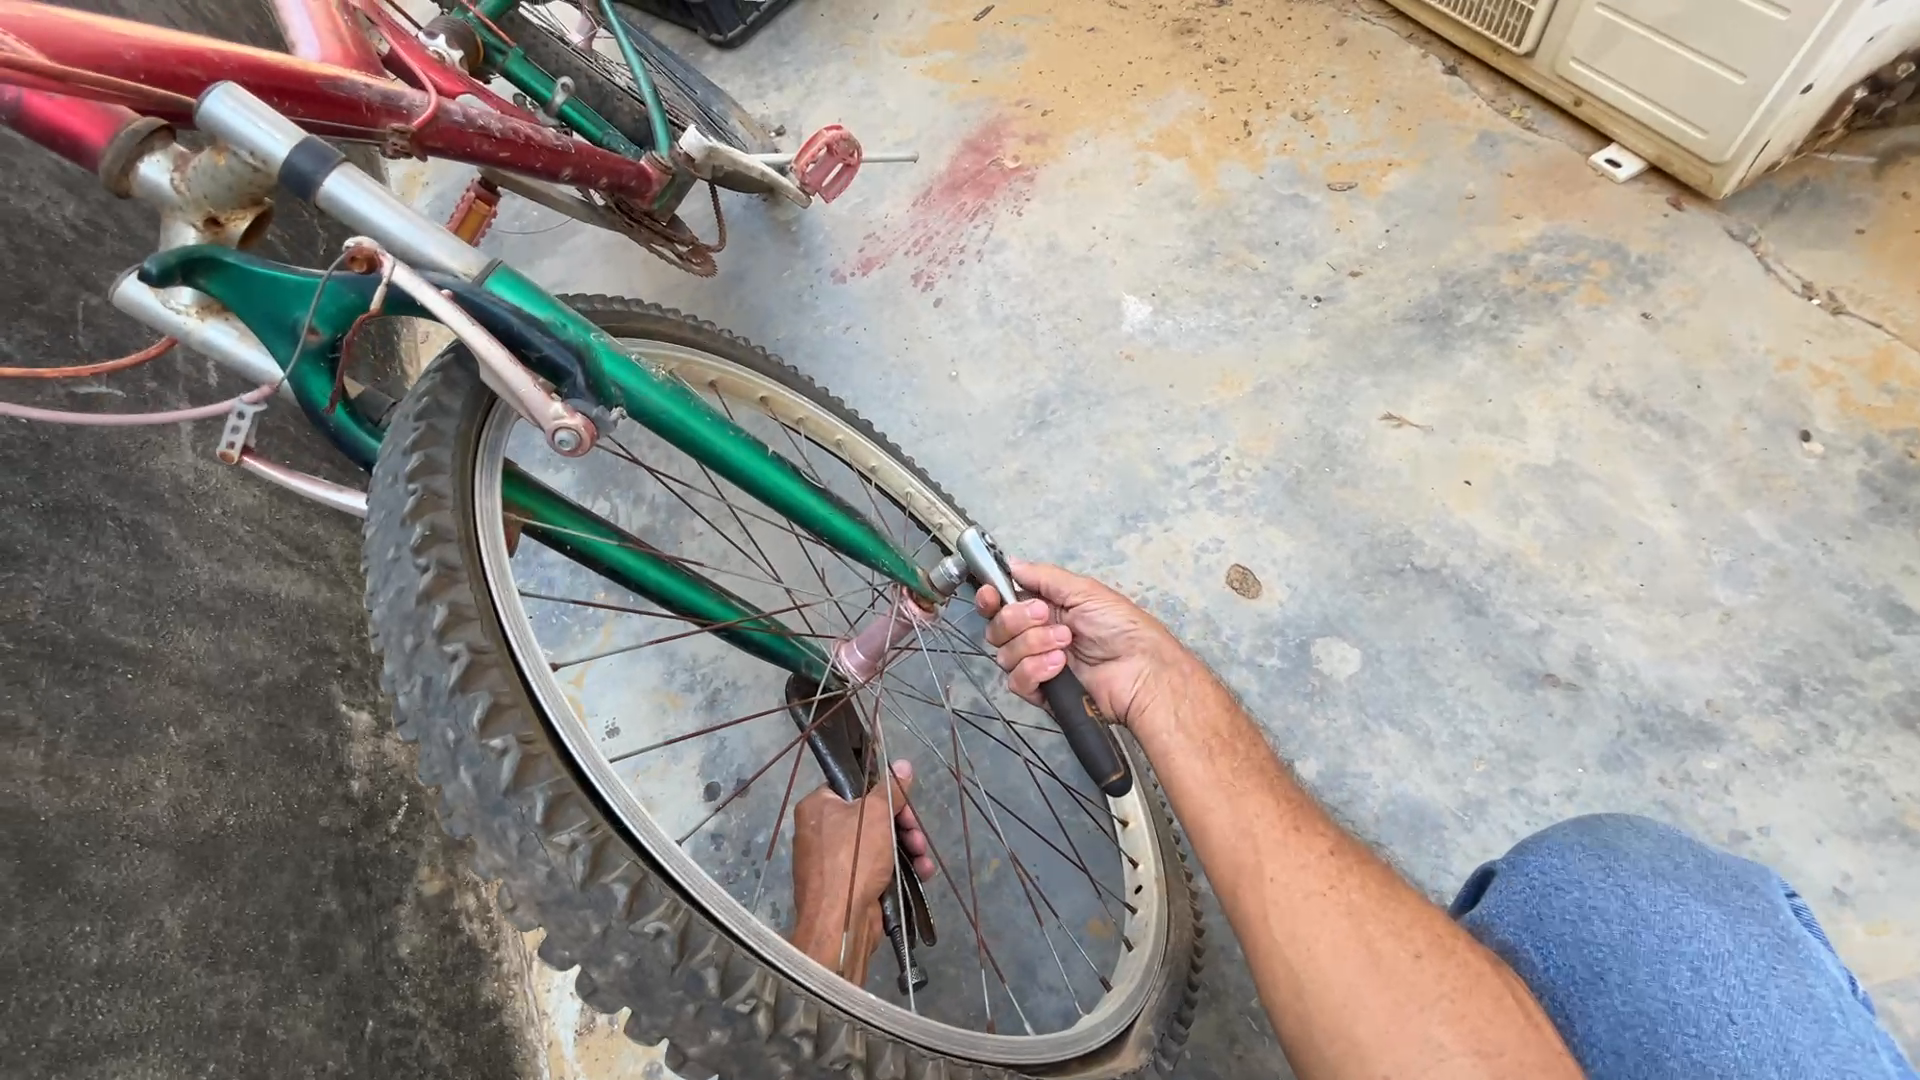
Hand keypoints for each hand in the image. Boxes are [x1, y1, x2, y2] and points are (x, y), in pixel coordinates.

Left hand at [788, 759, 933, 982]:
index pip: (853, 786)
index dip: (883, 792)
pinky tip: (922, 871)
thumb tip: (903, 763)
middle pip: (871, 816)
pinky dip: (899, 866)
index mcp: (817, 806)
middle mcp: (821, 831)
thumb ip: (891, 789)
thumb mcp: (876, 814)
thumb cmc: (852, 858)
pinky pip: (877, 866)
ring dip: (907, 846)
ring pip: (878, 842)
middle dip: (902, 824)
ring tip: (923, 857)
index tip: (904, 800)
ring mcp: (834, 861)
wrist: (840, 922)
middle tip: (916, 833)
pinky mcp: (848, 884)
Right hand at [975, 560, 1197, 730]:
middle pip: (998, 628)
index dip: (991, 598)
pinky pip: (1017, 681)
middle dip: (1017, 620)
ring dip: (1033, 645)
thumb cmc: (1122, 628)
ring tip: (1065, 645)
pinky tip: (1059, 666)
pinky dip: (1035, 670)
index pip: (1003, 603)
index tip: (991, 595)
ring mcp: (1039, 664)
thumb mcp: (1085, 590)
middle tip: (1046, 616)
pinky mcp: (1043, 692)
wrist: (1141, 671)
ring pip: (1005, 654)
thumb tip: (1012, 564)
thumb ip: (1043, 577)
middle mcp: (1037, 635)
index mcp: (1046, 608)